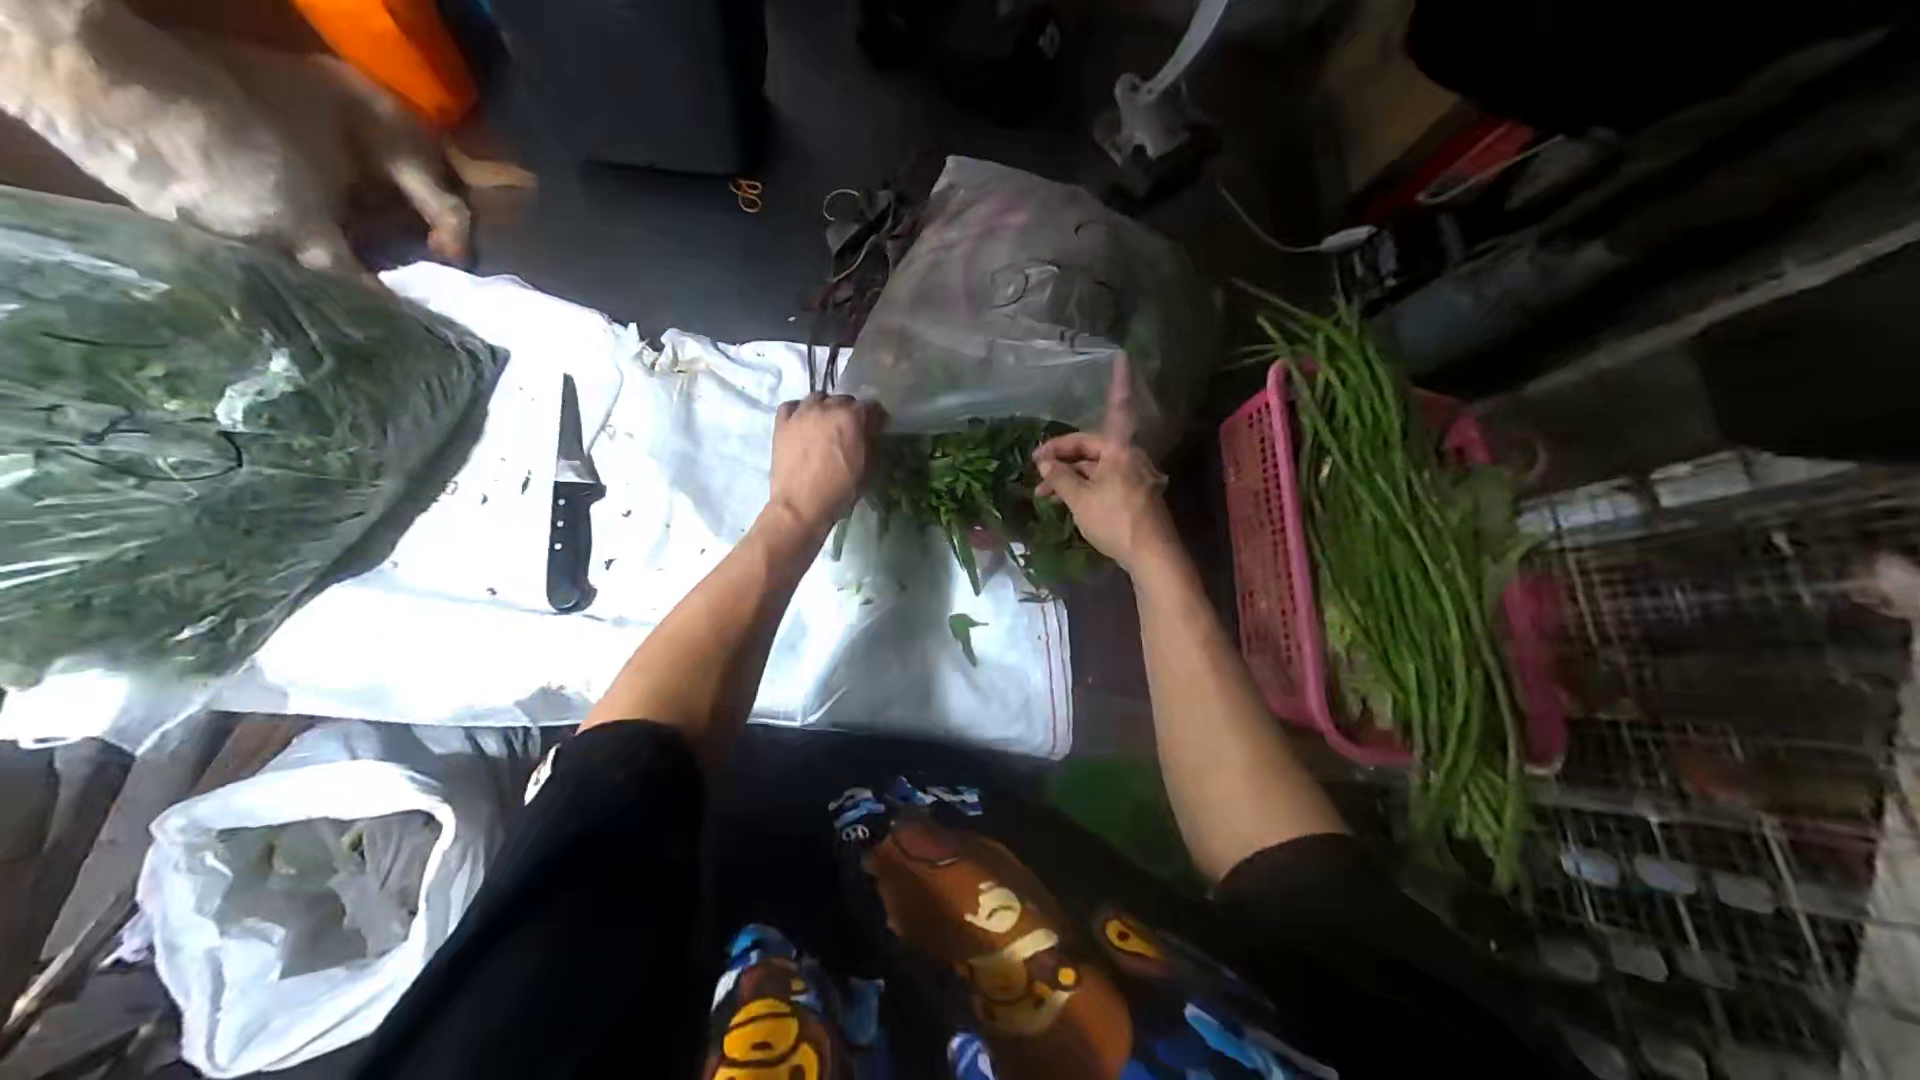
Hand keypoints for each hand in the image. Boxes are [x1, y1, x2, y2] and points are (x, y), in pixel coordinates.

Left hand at [768, 393, 885, 534]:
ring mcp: (801, 413)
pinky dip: (799, 410)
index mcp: (851, 417)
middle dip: (850, 412)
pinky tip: (802, 422)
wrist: (801, 506)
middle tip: (850, 430)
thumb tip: (871, 429)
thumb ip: (872, 441)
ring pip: (818, 398)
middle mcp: (826, 408)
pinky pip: (792, 406)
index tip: (876, 428)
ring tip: (825, 425)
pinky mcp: (782, 423)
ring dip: (825, 408)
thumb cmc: (840, 491)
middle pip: (843, 400)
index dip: (876, 417)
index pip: (870, 406)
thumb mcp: (868, 468)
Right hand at [1033, 355, 1180, 573]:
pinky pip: (1105, 481)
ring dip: (1071, 476)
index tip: (1123, 356)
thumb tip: (1045, 463)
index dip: (1118, 382)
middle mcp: (1131, 457)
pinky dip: (1086, 486)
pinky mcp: (1137, 495)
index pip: (1117, 407)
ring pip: (1097, 468)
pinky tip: (1067, 501)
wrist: (1152, 556)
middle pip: (1093, 447)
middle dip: (1063, 457)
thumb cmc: (1115, 521)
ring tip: (1044, 494)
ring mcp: (1136, 477)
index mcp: (1120, 450)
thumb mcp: (1080, 500)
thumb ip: (1060, 478)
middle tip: (1036, 468)